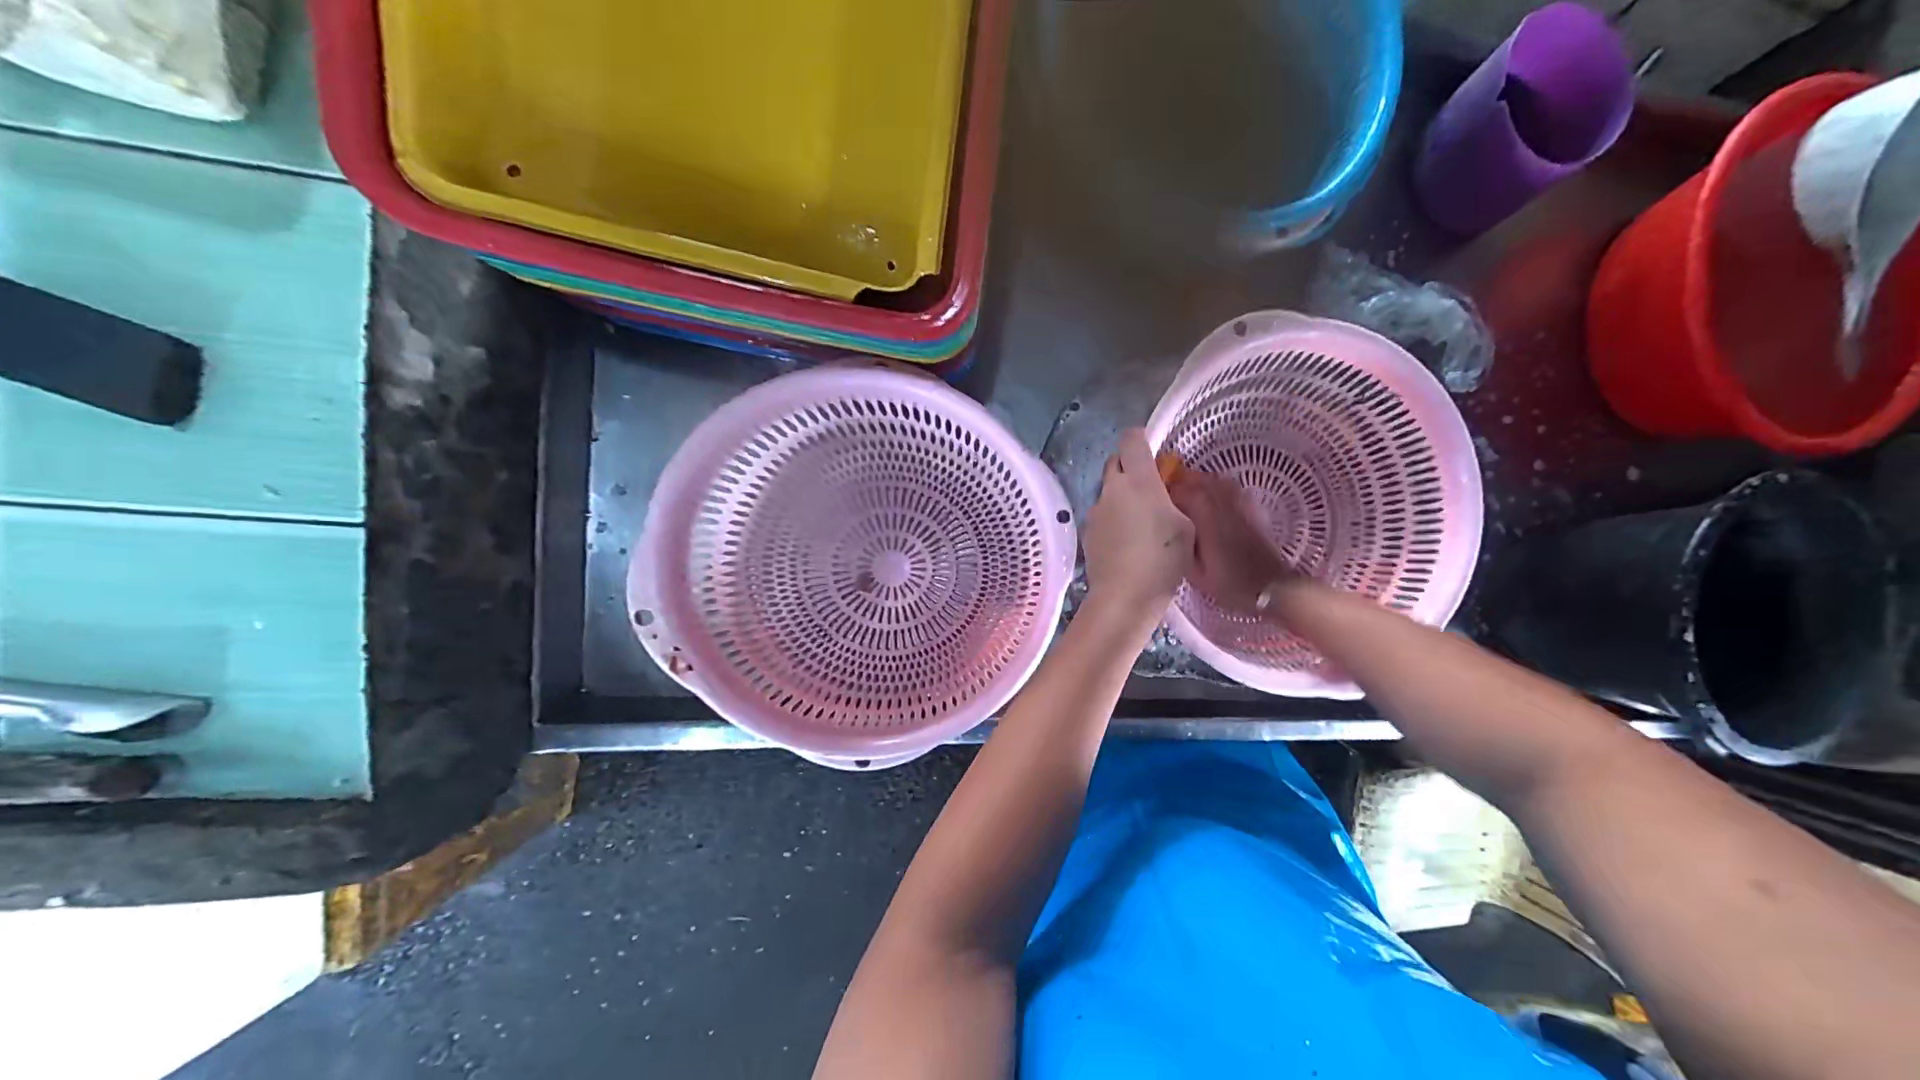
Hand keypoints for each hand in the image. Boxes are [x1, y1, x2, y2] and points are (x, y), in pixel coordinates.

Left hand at [1082, 429, 1193, 614]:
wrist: (1124, 596)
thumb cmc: (1163, 559)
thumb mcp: (1186, 526)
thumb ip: (1174, 501)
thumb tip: (1163, 494)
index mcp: (1138, 480)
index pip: (1132, 439)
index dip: (1141, 439)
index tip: (1153, 451)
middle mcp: (1111, 489)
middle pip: (1115, 462)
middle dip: (1130, 466)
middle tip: (1150, 487)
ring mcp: (1094, 510)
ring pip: (1108, 491)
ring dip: (1121, 496)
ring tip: (1140, 522)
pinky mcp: (1086, 531)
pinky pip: (1102, 515)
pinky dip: (1113, 519)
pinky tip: (1126, 542)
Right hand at [1166, 469, 1293, 613]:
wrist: (1272, 587)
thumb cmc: (1230, 583)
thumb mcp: (1194, 572)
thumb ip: (1179, 545)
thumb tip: (1167, 529)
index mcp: (1205, 515)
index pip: (1178, 491)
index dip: (1162, 492)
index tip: (1150, 500)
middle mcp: (1223, 501)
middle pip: (1195, 478)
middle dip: (1177, 482)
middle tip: (1164, 494)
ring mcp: (1240, 501)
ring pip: (1213, 479)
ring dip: (1196, 482)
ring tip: (1184, 494)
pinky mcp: (1251, 506)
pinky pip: (1228, 487)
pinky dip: (1215, 487)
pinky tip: (1209, 500)